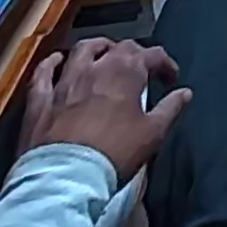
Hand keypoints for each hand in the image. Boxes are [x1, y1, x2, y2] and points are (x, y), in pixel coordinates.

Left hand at [18, 39, 192, 182]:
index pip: (153, 55)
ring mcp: (67, 80)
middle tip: (139, 68)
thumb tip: (185, 93)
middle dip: (134, 53)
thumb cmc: (114, 152)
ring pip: (83, 50)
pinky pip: (44, 74)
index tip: (171, 78)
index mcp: (127, 70)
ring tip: (103, 51)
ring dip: (96, 47)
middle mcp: (98, 65)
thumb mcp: (152, 133)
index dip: (165, 64)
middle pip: (120, 47)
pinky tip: (55, 60)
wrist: (66, 179)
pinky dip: (50, 64)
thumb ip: (170, 108)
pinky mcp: (41, 99)